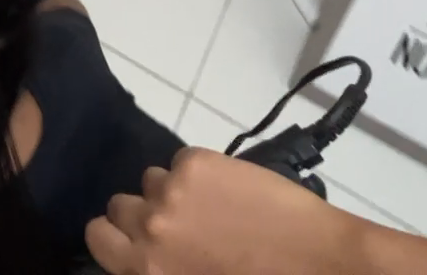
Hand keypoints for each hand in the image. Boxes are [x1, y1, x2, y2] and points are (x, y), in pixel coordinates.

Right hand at [85, 147, 362, 274]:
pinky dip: (199, 175)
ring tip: (209, 212)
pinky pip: (182, 162)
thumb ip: (161, 272)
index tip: (138, 244)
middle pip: (119, 205)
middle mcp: (151, 226)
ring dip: (171, 194)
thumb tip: (145, 258)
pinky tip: (231, 195)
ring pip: (151, 180)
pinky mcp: (198, 162)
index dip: (116, 238)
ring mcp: (173, 190)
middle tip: (179, 231)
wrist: (328, 269)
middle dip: (143, 216)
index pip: (98, 236)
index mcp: (148, 269)